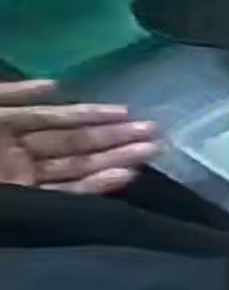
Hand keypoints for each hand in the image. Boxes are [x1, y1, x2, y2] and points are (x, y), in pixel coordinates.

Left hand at [0, 80, 158, 193]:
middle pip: (69, 142)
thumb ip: (4, 96)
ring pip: (76, 166)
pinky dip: (97, 185)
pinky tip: (124, 175)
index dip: (88, 115)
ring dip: (116, 159)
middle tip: (153, 131)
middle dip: (113, 137)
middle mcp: (9, 152)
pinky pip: (66, 194)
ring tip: (151, 150)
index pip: (49, 119)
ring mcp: (17, 178)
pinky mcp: (25, 202)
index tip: (128, 112)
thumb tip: (54, 86)